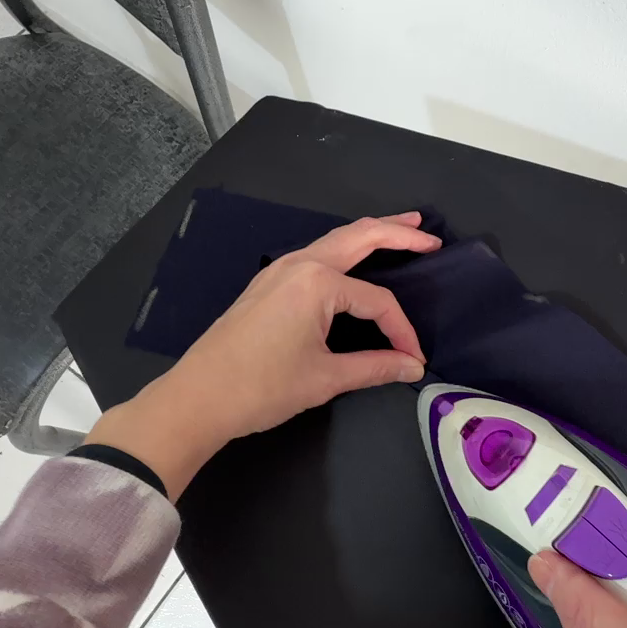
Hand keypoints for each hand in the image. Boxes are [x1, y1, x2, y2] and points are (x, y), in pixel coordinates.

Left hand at [85, 213, 440, 498]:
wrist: (196, 398)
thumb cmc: (261, 388)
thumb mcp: (325, 378)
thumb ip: (375, 367)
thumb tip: (413, 367)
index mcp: (318, 283)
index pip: (377, 302)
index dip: (401, 330)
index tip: (414, 359)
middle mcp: (301, 263)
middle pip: (361, 236)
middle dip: (399, 232)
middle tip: (430, 235)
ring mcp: (281, 268)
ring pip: (338, 238)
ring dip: (372, 232)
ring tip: (403, 229)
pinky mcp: (270, 280)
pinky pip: (319, 251)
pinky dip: (348, 247)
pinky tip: (357, 258)